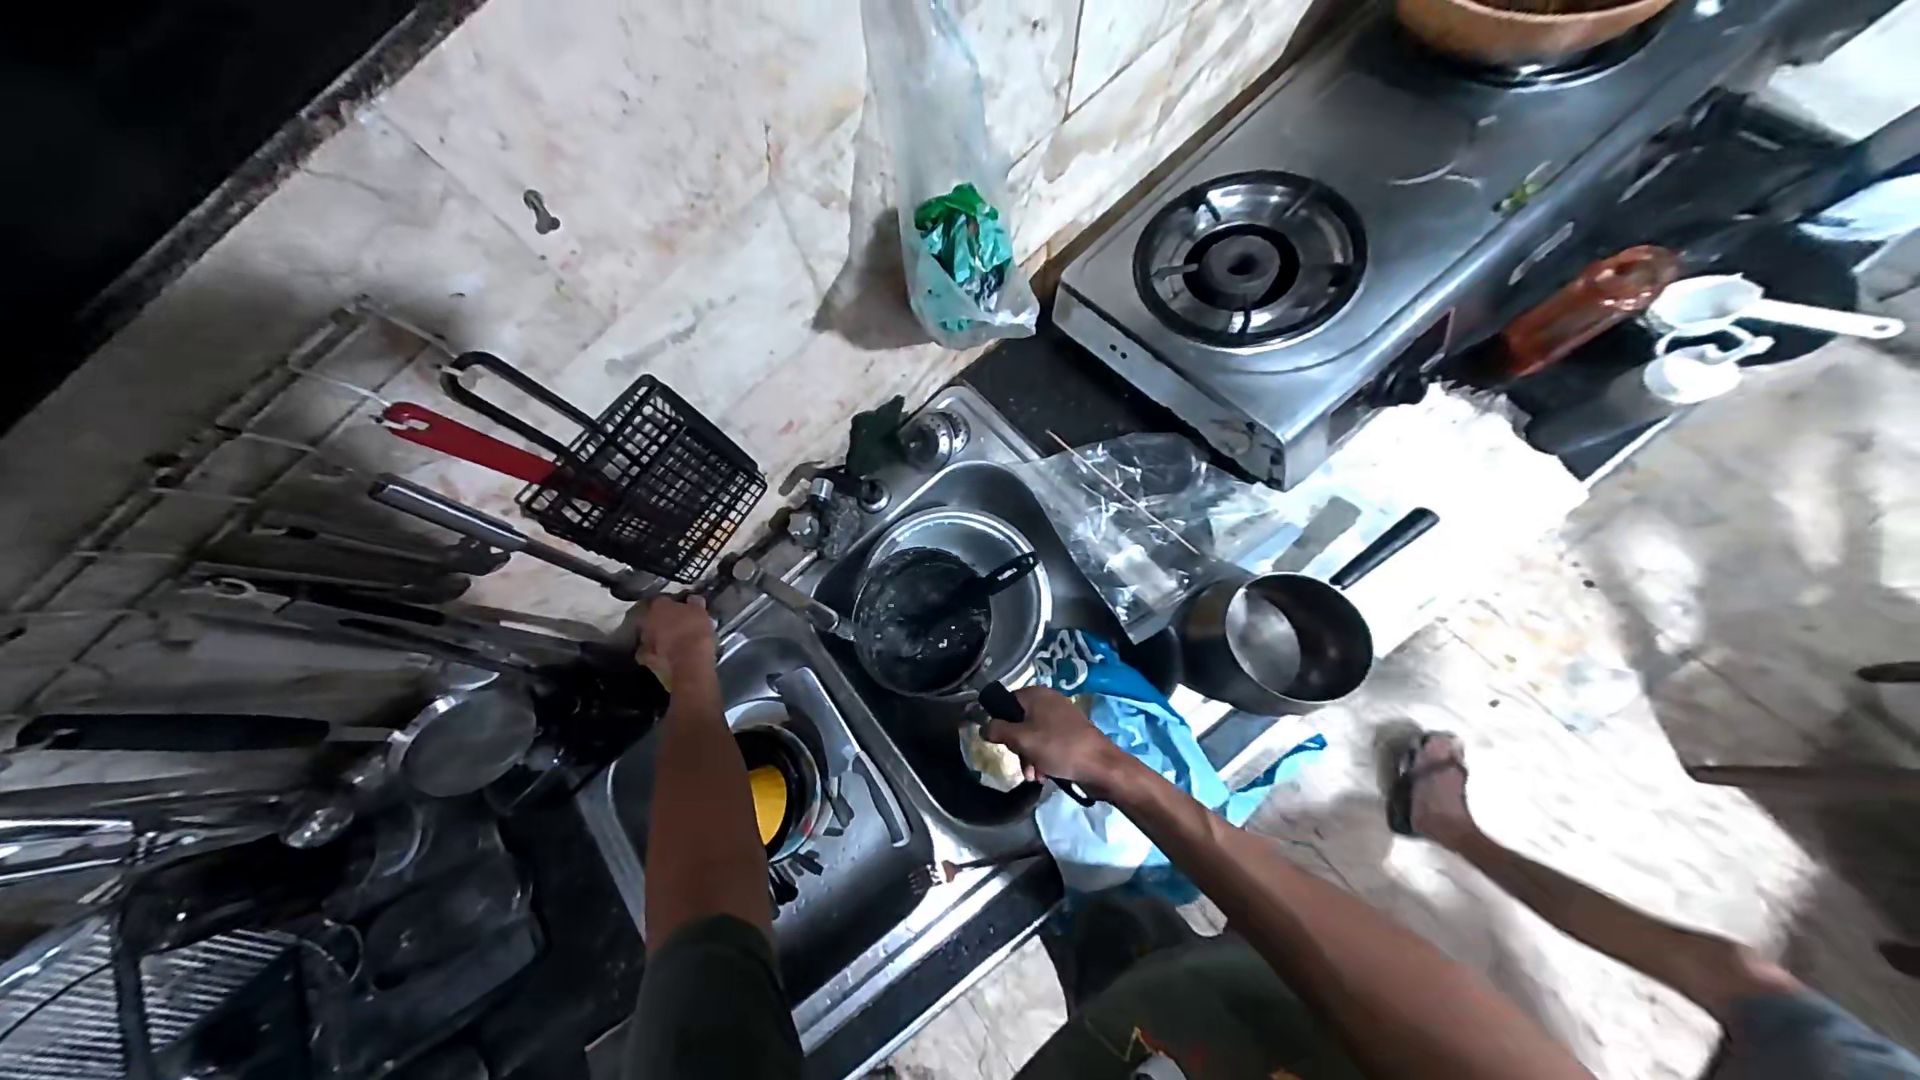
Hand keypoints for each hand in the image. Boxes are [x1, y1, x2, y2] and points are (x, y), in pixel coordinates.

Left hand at [637, 594, 714, 682]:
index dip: (671, 604)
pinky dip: (654, 653)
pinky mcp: (644, 658)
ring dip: (656, 636)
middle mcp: (646, 621)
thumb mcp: (701, 612)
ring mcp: (643, 640)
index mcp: (659, 606)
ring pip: (648, 635)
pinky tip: (663, 655)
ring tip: (669, 641)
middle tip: (673, 624)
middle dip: (659, 620)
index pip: (662, 600)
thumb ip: (694, 603)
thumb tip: (692, 599)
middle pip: (651, 617)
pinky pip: (648, 653)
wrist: (688, 661)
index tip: (680, 608)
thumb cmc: (695, 631)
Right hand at [982, 687, 1128, 788]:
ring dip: (1029, 756)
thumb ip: (997, 730)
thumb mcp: (1021, 740)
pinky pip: (1048, 742)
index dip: (1000, 723)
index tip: (1002, 742)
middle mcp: (1048, 700)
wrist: (1100, 765)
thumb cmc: (1058, 747)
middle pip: (1019, 721)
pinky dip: (1043, 757)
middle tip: (1022, 762)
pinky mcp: (1071, 733)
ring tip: (1035, 775)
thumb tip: (982, 727)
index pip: (1006, 702)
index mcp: (1036, 694)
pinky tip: (1045, 774)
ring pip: (1033, 735)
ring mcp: (1061, 716)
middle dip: (1017, 746)